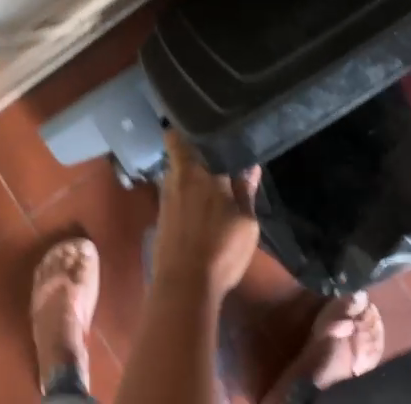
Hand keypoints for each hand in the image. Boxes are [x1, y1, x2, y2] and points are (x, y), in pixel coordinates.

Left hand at [152, 129, 260, 300]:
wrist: (184, 284)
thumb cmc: (221, 249)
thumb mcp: (246, 222)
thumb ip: (245, 191)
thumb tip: (250, 165)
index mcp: (198, 170)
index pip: (183, 136)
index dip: (191, 128)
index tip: (207, 126)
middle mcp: (176, 177)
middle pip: (176, 150)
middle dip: (190, 148)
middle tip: (212, 152)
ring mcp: (165, 196)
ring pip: (175, 171)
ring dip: (188, 172)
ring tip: (208, 177)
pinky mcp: (160, 215)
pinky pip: (173, 192)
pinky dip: (184, 193)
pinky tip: (197, 204)